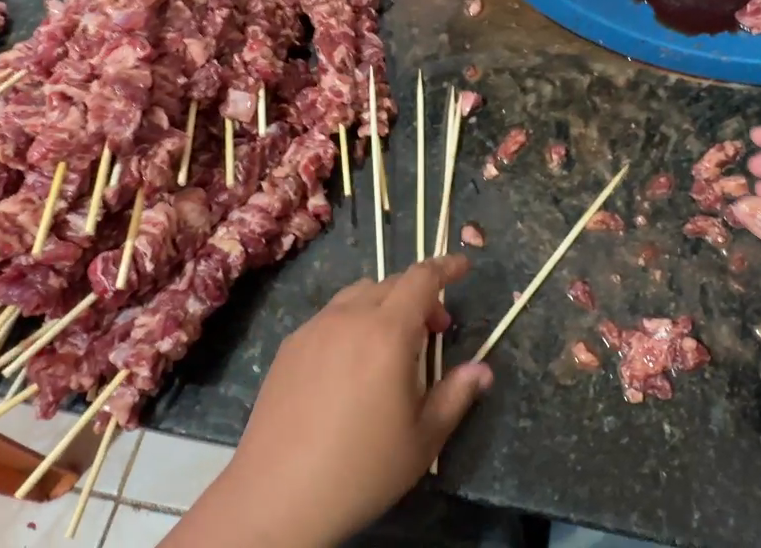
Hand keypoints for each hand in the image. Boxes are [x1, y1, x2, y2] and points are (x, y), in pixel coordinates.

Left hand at [170, 255, 492, 547]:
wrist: (278, 494)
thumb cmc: (362, 468)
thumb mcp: (423, 439)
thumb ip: (456, 395)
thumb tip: (482, 369)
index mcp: (387, 333)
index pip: (422, 279)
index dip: (446, 268)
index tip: (463, 267)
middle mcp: (349, 318)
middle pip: (391, 284)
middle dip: (420, 296)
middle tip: (435, 331)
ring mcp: (314, 329)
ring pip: (357, 296)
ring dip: (384, 305)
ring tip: (393, 346)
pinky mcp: (290, 346)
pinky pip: (330, 317)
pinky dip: (353, 322)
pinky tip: (352, 364)